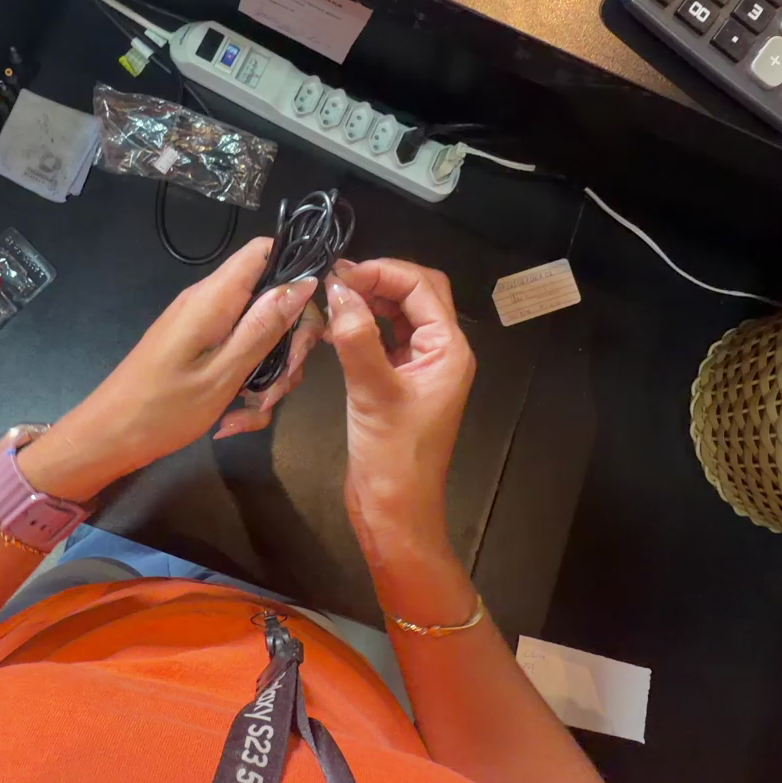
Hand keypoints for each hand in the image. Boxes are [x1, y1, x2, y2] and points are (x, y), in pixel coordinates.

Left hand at [19, 237, 315, 501]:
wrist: (108, 439)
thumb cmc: (162, 409)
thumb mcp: (224, 373)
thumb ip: (264, 326)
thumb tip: (304, 283)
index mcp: (215, 297)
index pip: (265, 249)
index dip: (298, 270)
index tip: (315, 315)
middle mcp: (211, 302)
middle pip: (272, 299)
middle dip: (289, 345)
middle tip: (280, 386)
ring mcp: (205, 325)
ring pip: (261, 334)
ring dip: (268, 374)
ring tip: (254, 410)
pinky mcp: (200, 347)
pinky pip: (239, 354)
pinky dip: (246, 384)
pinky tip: (236, 417)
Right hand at [324, 258, 475, 556]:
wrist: (394, 510)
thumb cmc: (393, 456)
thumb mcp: (373, 392)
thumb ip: (356, 337)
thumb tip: (336, 289)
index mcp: (448, 349)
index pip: (422, 287)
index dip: (382, 272)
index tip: (340, 273)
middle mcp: (440, 352)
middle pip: (416, 294)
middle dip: (379, 280)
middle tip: (335, 281)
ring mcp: (420, 367)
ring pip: (400, 314)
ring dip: (370, 301)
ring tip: (332, 298)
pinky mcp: (399, 381)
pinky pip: (385, 339)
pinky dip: (363, 326)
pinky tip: (335, 326)